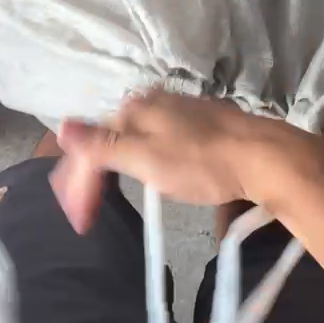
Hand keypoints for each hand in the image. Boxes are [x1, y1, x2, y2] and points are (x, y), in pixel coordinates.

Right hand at [50, 90, 308, 233]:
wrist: (262, 156)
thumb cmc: (201, 162)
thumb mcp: (145, 157)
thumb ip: (103, 145)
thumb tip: (61, 126)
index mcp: (135, 108)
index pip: (91, 145)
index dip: (78, 182)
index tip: (79, 221)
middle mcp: (152, 101)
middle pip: (110, 139)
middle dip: (93, 176)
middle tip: (86, 215)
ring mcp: (178, 110)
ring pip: (132, 139)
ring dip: (115, 169)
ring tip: (107, 199)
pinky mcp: (198, 123)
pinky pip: (155, 140)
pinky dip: (141, 161)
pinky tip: (147, 176)